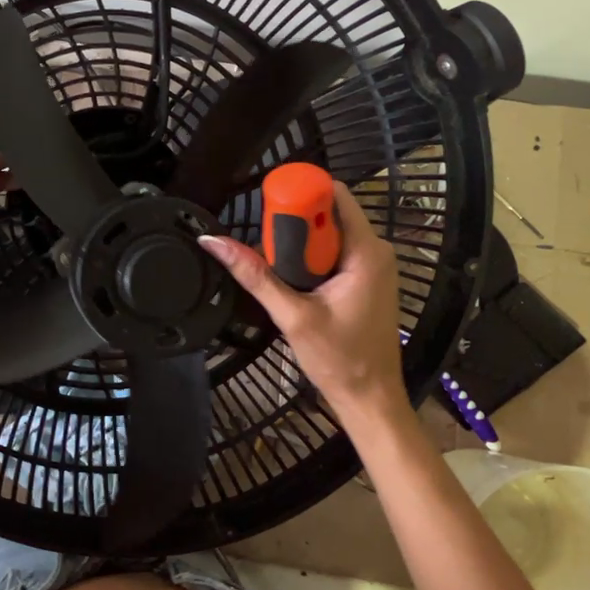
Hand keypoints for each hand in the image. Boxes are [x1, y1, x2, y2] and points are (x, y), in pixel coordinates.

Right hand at [197, 182, 409, 420]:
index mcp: (367, 252)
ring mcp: (371, 265)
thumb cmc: (340, 359)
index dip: (300, 192)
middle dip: (293, 219)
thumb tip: (214, 243)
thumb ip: (255, 276)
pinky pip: (332, 251)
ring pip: (327, 233)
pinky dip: (308, 256)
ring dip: (297, 240)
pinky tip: (287, 275)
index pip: (336, 195)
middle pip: (328, 212)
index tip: (266, 205)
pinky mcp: (363, 279)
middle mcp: (375, 250)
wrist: (370, 398)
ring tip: (267, 258)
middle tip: (260, 239)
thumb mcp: (293, 315)